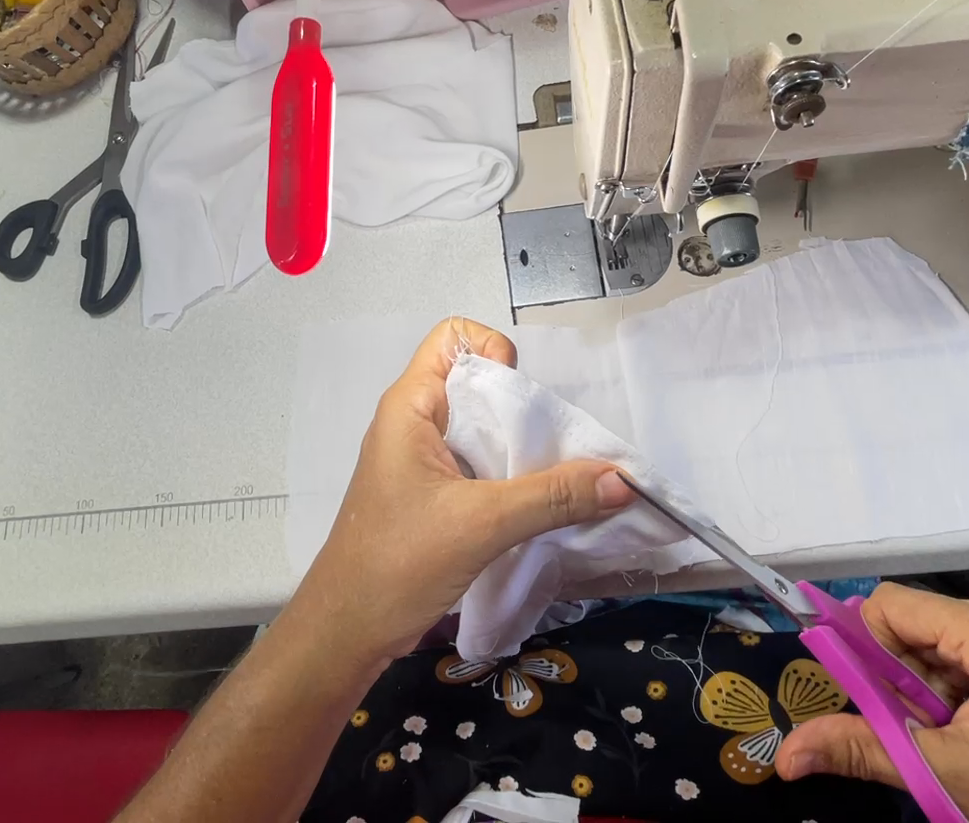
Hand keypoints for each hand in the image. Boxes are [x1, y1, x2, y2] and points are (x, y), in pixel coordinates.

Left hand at [287, 318, 634, 663]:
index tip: (522, 402)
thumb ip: (553, 497)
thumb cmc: (398, 562)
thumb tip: (622, 479)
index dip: (494, 350)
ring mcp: (424, 460)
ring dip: (522, 447)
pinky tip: (541, 505)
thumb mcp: (481, 524)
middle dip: (523, 406)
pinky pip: (480, 464)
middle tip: (554, 447)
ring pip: (482, 428)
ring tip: (558, 478)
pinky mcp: (434, 493)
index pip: (454, 336)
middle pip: (478, 383)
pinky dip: (512, 476)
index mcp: (411, 405)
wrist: (347, 631)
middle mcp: (416, 422)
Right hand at [780, 584, 968, 822]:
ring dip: (937, 680)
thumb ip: (863, 749)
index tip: (887, 705)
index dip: (871, 651)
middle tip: (936, 730)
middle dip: (909, 675)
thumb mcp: (953, 777)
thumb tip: (788, 755)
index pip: (891, 605)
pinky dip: (968, 678)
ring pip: (947, 633)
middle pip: (920, 620)